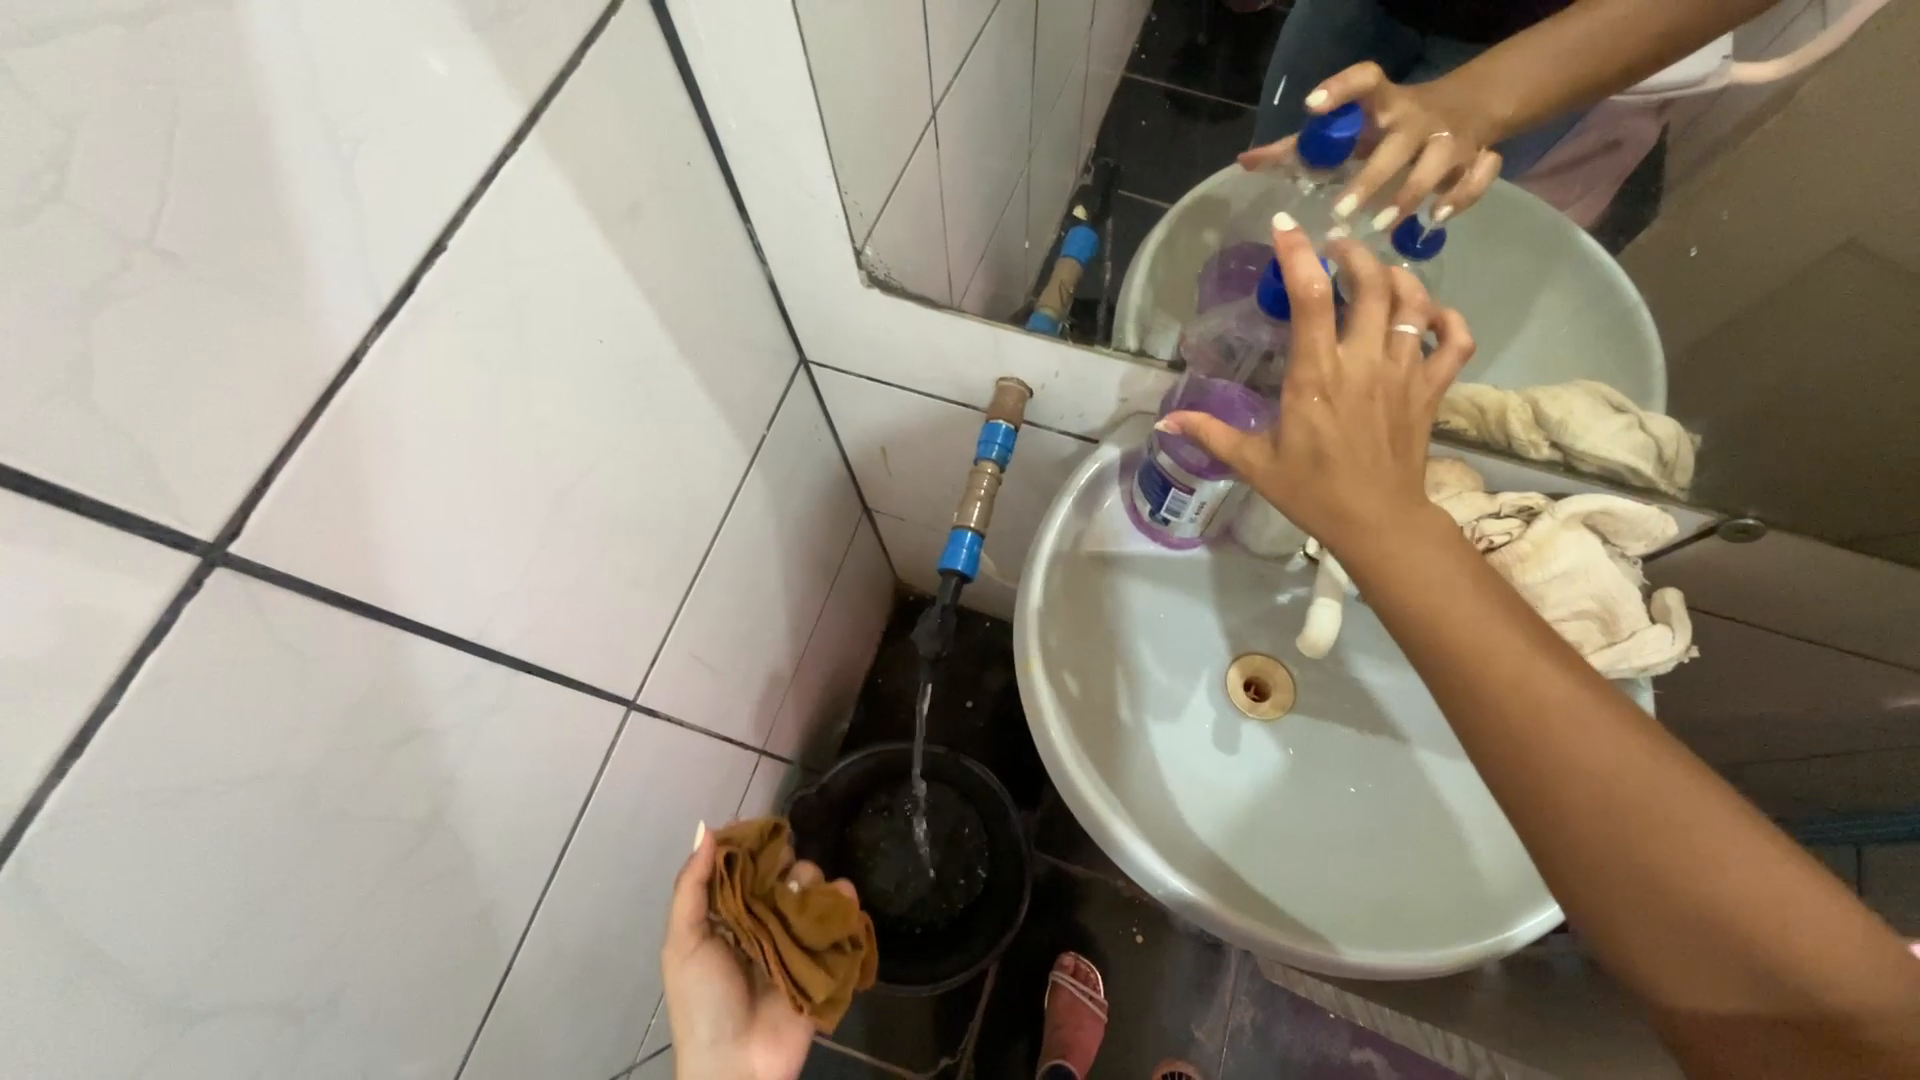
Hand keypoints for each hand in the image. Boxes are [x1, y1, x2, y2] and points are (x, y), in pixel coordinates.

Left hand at [661, 825, 854, 1079]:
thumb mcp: (683, 944)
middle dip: (787, 862)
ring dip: (814, 881)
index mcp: (728, 913)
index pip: (745, 863)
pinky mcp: (824, 955)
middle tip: (784, 874)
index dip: (755, 843)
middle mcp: (763, 917)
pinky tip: (841, 898)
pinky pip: (841, 918)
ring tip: (805, 898)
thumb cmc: (703, 1003)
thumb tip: (707, 828)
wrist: (737, 1065)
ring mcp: (795, 936)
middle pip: (783, 869)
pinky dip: (845, 902)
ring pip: (813, 888)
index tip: (766, 831)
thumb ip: (692, 887)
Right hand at [1156, 214, 1473, 555]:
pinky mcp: (1432, 388)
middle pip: (1372, 283)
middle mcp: (1364, 362)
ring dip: (1397, 276)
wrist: (1376, 521)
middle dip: (1354, 253)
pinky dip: (1447, 317)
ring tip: (1376, 273)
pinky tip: (1429, 314)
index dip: (1298, 254)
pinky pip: (1455, 339)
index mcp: (1317, 376)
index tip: (1285, 226)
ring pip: (1414, 301)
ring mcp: (1405, 372)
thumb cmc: (1311, 491)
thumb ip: (1210, 434)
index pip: (1311, 297)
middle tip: (1336, 248)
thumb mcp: (1253, 462)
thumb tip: (1164, 422)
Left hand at [1238, 62, 1502, 231]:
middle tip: (1341, 211)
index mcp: (1381, 105)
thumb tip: (1244, 161)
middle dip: (1371, 178)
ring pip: (1438, 163)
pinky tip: (1435, 220)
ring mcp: (1449, 138)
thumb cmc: (1383, 130)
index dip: (1341, 88)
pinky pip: (1477, 176)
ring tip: (1384, 224)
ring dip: (1412, 194)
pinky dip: (1462, 197)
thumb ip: (1296, 149)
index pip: (1366, 81)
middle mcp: (1416, 119)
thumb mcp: (1345, 133)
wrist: (1465, 110)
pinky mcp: (1476, 157)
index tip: (1311, 104)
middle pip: (1396, 146)